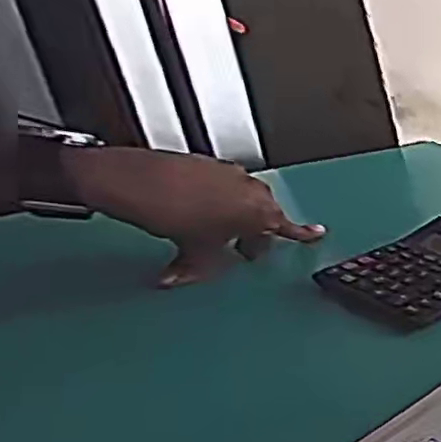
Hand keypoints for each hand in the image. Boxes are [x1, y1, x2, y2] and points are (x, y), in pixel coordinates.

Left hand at [62, 146, 324, 286]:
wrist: (124, 179)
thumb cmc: (166, 210)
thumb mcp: (192, 247)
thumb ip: (199, 265)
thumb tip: (179, 278)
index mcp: (264, 214)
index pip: (293, 230)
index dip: (303, 236)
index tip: (316, 234)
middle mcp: (255, 191)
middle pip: (265, 215)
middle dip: (254, 229)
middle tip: (238, 243)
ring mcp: (231, 174)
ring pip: (243, 199)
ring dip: (232, 212)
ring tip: (207, 223)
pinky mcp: (208, 162)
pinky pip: (221, 184)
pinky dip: (213, 196)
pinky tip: (191, 203)